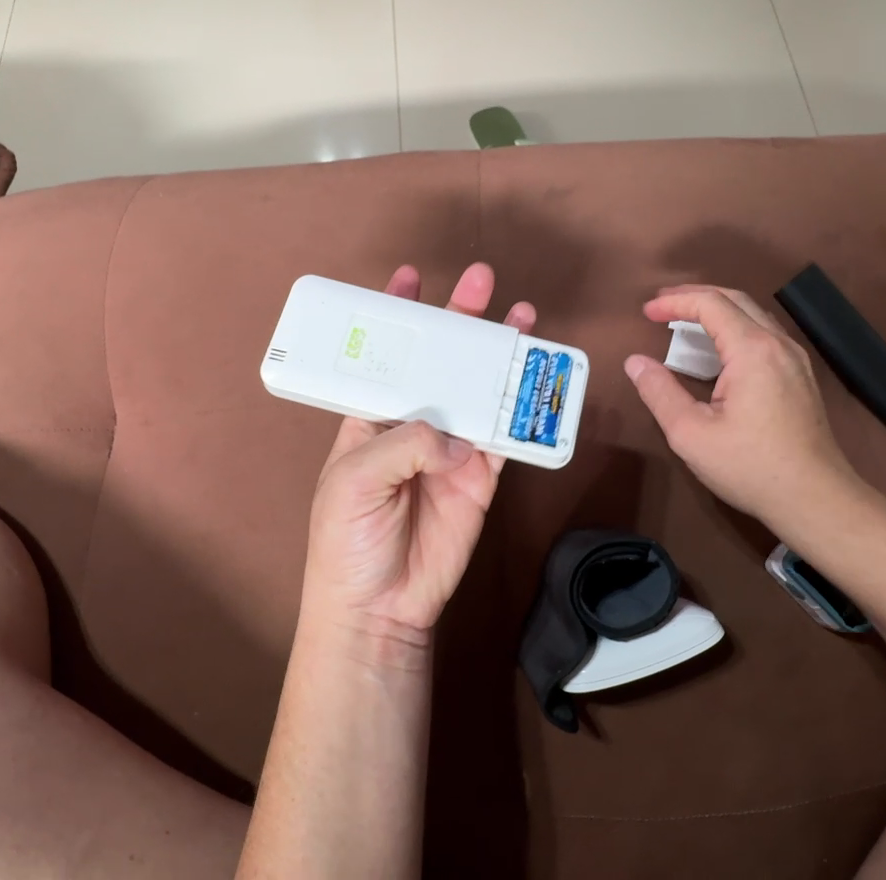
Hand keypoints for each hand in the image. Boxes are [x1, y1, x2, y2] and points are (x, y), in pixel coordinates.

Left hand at [302, 263, 535, 653]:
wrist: (380, 606)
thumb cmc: (346, 540)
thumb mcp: (355, 480)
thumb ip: (404, 444)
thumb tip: (457, 438)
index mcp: (372, 417)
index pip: (387, 357)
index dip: (397, 317)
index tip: (409, 278)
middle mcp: (414, 425)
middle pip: (442, 363)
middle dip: (462, 320)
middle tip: (482, 280)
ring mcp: (451, 449)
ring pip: (481, 391)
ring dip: (501, 356)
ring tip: (521, 316)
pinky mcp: (481, 477)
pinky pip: (508, 437)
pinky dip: (525, 412)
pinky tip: (539, 380)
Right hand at [624, 285, 863, 529]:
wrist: (815, 498)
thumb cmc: (749, 466)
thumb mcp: (690, 434)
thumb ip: (660, 392)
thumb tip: (635, 362)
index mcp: (752, 350)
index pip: (710, 304)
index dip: (675, 302)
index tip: (646, 312)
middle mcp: (778, 344)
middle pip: (735, 300)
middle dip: (695, 297)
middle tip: (662, 307)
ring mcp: (795, 359)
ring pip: (753, 316)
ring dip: (717, 311)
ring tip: (686, 323)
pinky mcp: (801, 377)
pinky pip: (765, 335)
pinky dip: (735, 329)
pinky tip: (719, 351)